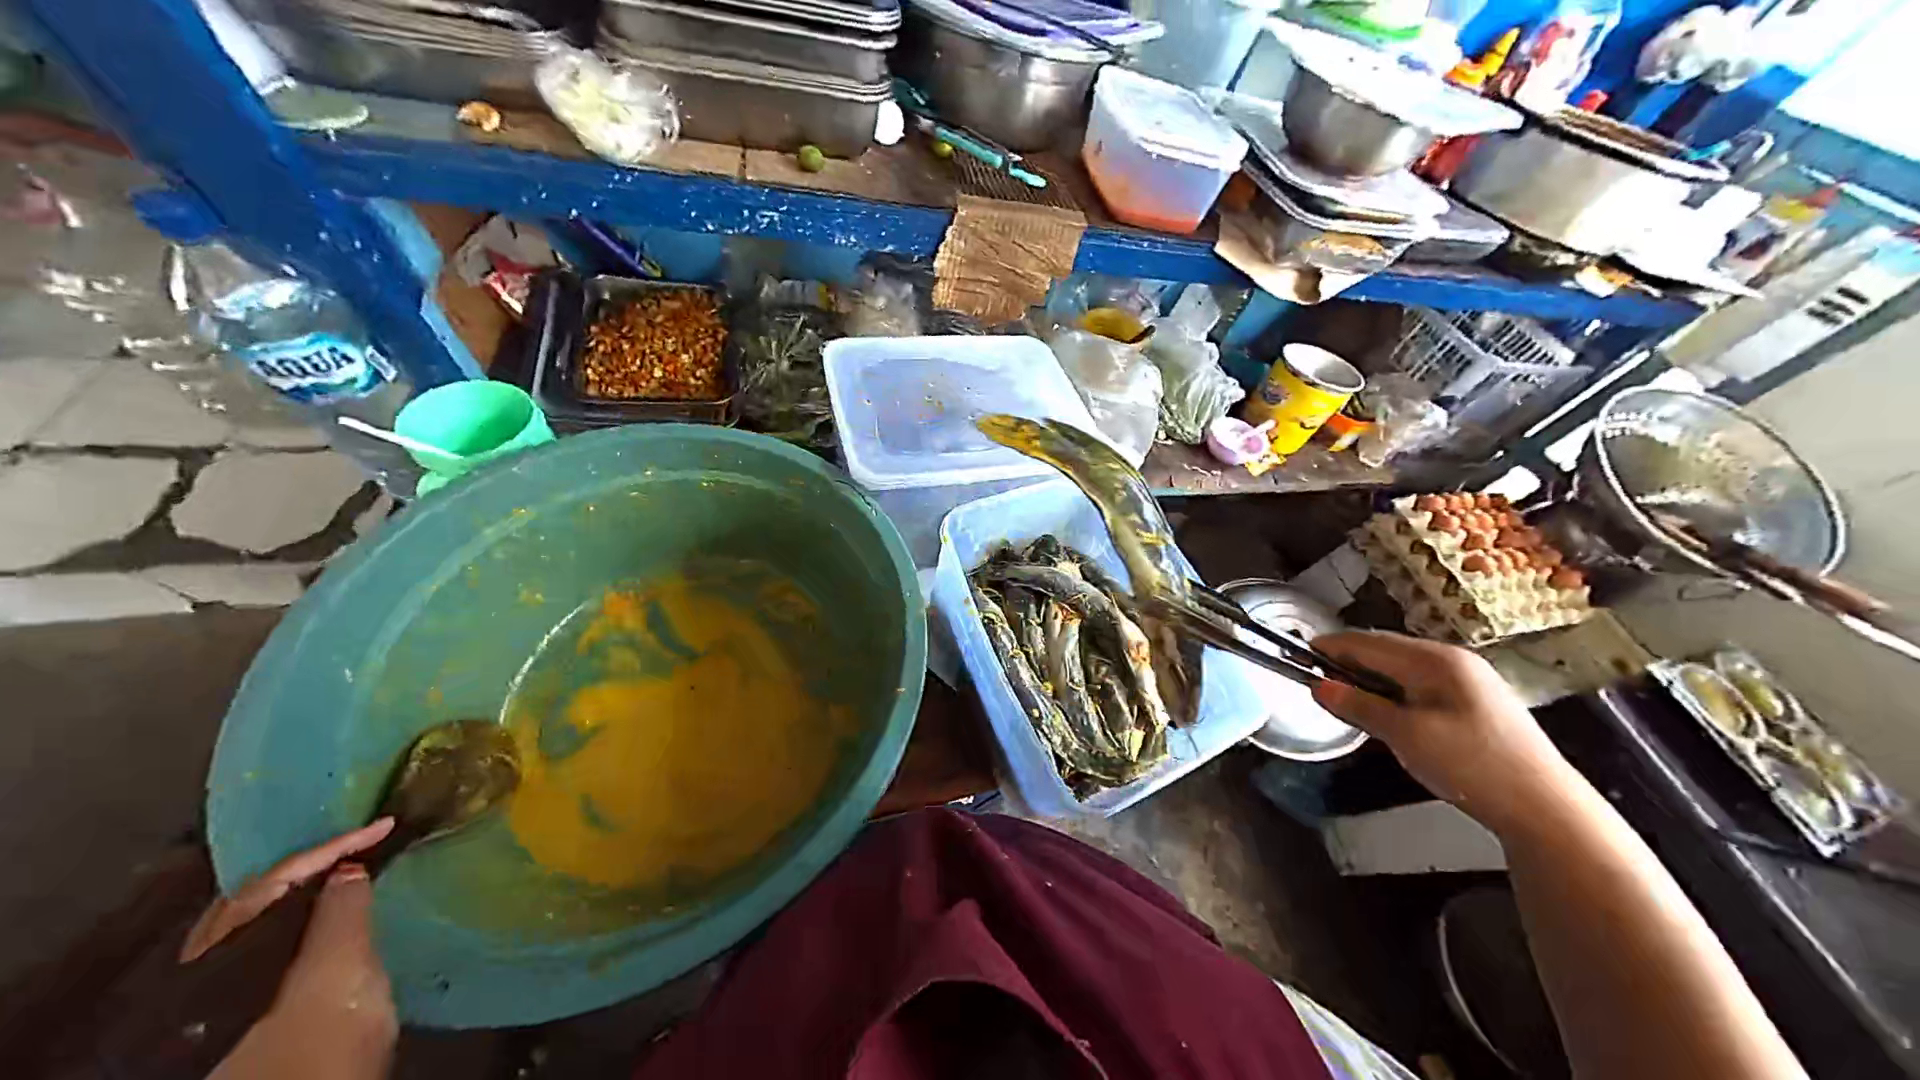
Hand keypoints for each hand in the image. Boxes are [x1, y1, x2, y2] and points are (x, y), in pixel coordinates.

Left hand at [184, 819, 398, 1055]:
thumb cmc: (318, 1030)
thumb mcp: (337, 965)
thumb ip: (340, 911)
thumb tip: (350, 868)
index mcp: (226, 945)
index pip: (278, 877)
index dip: (334, 846)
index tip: (385, 825)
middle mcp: (215, 959)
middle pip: (265, 892)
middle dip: (317, 861)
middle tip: (368, 838)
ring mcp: (232, 981)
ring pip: (271, 913)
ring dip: (315, 883)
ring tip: (359, 861)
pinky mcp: (255, 999)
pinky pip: (283, 931)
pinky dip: (314, 908)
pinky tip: (341, 904)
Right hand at [1310, 631, 1583, 836]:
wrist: (1545, 808)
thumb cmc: (1471, 765)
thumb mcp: (1405, 736)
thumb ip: (1359, 706)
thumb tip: (1318, 686)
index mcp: (1434, 660)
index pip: (1368, 642)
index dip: (1331, 647)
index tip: (1299, 655)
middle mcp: (1452, 660)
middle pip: (1385, 649)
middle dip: (1348, 661)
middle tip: (1317, 680)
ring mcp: (1468, 679)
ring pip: (1401, 667)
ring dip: (1370, 677)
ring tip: (1344, 697)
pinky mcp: (1476, 700)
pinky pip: (1419, 682)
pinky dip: (1392, 689)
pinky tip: (1385, 710)